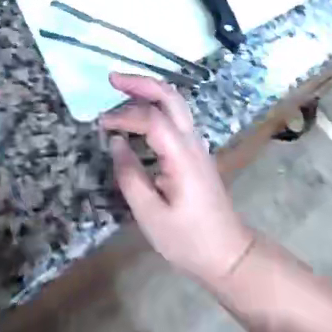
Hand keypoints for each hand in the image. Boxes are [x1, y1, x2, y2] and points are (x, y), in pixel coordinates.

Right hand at [99, 72, 255, 289]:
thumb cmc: (189, 239)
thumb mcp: (151, 216)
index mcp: (182, 154)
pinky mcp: (196, 151)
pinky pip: (176, 115)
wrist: (229, 254)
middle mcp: (192, 140)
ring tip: (122, 90)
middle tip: (112, 78)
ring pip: (175, 102)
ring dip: (149, 90)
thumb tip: (116, 143)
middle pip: (169, 96)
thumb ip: (130, 177)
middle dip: (141, 82)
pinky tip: (141, 114)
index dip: (125, 115)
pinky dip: (156, 104)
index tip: (101, 124)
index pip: (152, 119)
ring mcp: (197, 143)